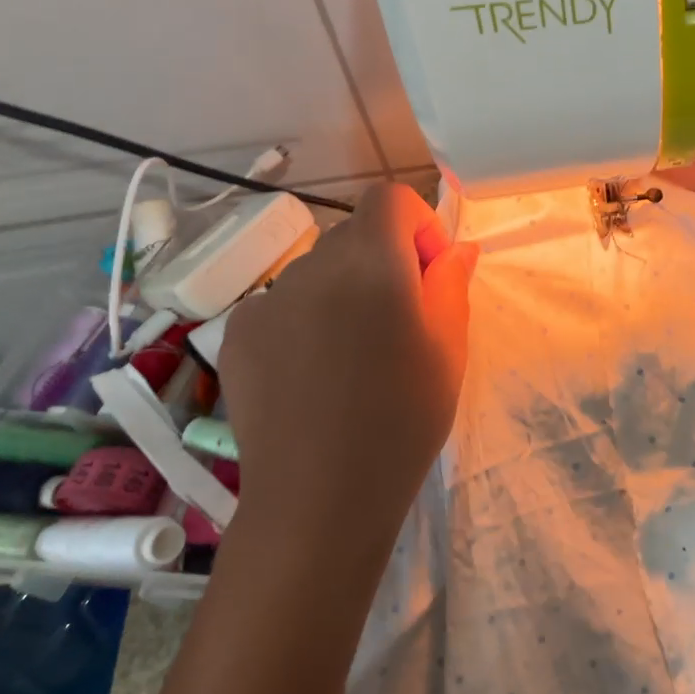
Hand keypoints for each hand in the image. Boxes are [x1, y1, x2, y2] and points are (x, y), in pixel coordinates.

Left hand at [218, 183, 478, 534]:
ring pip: (318, 271)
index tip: (430, 274)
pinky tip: (314, 374)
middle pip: (354, 233)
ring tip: (354, 358)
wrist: (321, 495)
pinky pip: (283, 304)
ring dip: (344, 291)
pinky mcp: (238, 334)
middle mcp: (314, 267)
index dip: (418, 225)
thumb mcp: (450, 348)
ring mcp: (268, 300)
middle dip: (384, 260)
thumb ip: (451, 283)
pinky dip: (306, 320)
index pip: (389, 198)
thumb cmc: (404, 419)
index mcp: (374, 264)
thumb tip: (456, 248)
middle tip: (400, 323)